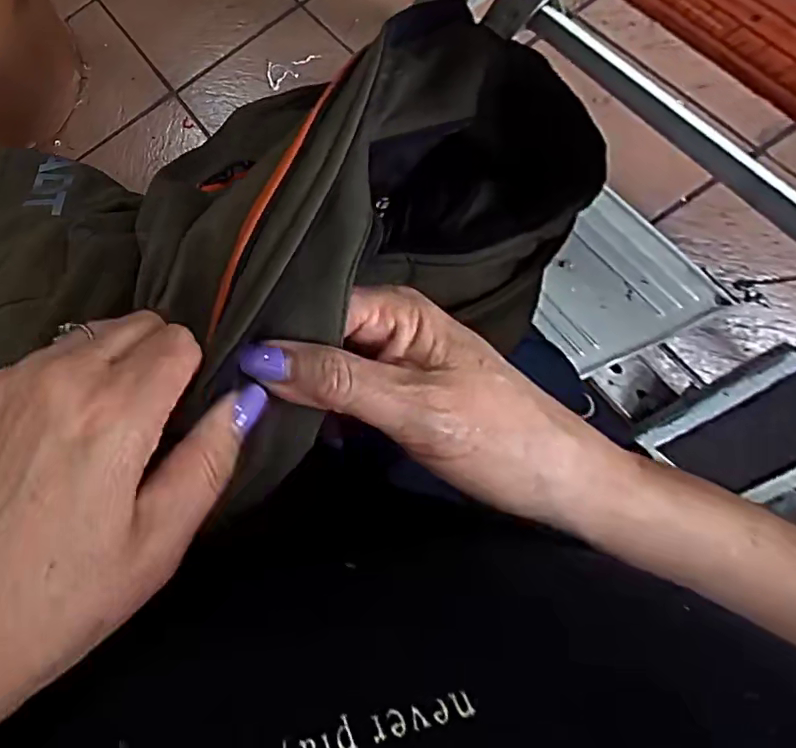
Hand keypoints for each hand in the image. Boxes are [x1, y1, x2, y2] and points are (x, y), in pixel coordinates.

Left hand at [0, 311, 265, 747]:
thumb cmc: (61, 596)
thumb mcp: (158, 541)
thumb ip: (210, 458)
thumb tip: (245, 401)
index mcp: (114, 412)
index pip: (180, 340)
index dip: (195, 372)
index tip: (188, 411)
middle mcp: (66, 376)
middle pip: (143, 322)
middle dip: (162, 358)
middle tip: (156, 423)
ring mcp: (25, 374)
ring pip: (102, 330)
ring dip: (121, 361)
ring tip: (111, 428)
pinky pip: (60, 349)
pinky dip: (79, 370)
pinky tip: (69, 427)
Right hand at [237, 285, 629, 528]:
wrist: (563, 488)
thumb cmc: (507, 439)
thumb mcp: (415, 408)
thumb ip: (338, 379)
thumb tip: (263, 357)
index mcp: (397, 309)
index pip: (316, 306)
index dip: (276, 332)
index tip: (231, 358)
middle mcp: (388, 326)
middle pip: (315, 334)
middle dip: (279, 361)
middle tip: (233, 385)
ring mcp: (388, 362)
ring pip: (323, 365)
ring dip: (295, 386)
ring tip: (251, 404)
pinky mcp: (389, 394)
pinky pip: (338, 391)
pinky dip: (317, 407)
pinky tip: (291, 422)